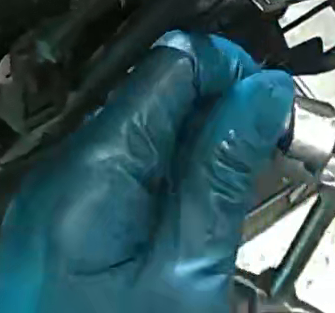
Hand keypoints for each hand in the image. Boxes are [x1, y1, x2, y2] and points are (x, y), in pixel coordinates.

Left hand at [0, 32, 293, 312]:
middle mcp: (68, 165)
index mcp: (92, 167)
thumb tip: (267, 88)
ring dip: (205, 137)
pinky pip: (134, 163)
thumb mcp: (188, 272)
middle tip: (271, 144)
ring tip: (245, 178)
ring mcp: (63, 193)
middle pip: (161, 87)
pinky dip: (179, 168)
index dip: (231, 70)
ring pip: (152, 124)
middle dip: (223, 103)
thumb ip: (225, 169)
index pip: (175, 61)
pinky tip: (206, 202)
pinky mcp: (68, 219)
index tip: (271, 107)